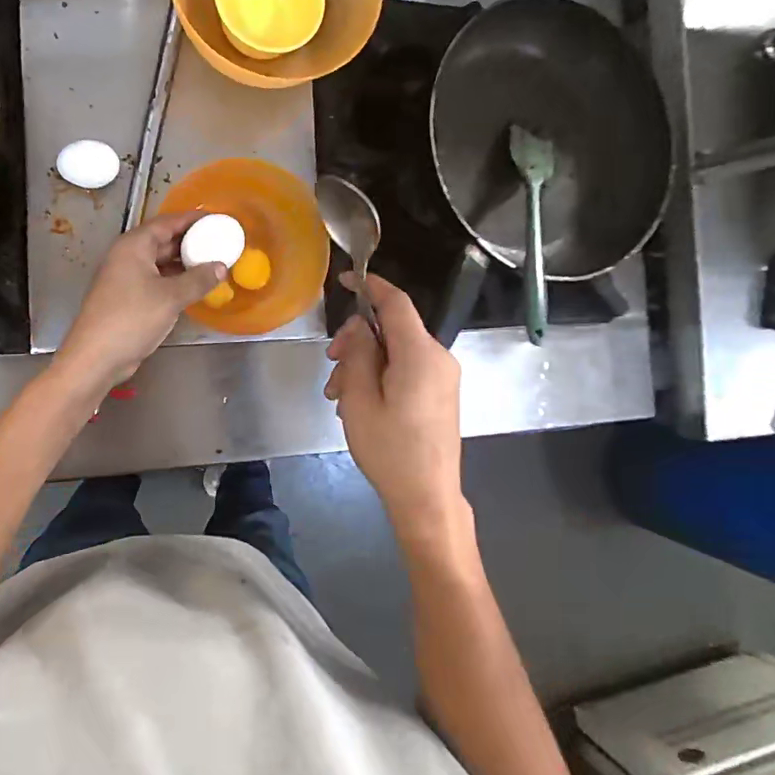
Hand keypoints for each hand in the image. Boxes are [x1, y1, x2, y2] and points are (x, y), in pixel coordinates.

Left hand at [54, 212, 225, 390]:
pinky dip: (173, 281)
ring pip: (158, 263)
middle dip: (190, 242)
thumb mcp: (171, 297)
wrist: (96, 356)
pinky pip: (154, 281)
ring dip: (183, 264)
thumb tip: (221, 267)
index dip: (192, 219)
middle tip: (219, 243)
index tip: (217, 218)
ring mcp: (124, 278)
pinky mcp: (125, 298)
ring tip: (212, 265)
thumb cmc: (131, 319)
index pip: (166, 222)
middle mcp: (126, 256)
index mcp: (133, 246)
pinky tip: (192, 288)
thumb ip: (198, 279)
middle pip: (162, 241)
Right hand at [324, 272, 469, 541]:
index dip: (371, 287)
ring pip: (395, 352)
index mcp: (420, 355)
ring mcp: (442, 377)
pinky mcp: (440, 393)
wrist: (426, 496)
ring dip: (363, 365)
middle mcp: (438, 358)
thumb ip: (358, 354)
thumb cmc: (389, 449)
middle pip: (392, 330)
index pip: (396, 304)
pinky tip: (360, 404)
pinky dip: (379, 376)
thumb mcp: (359, 399)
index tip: (346, 279)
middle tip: (331, 370)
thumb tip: (358, 328)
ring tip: (340, 398)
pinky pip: (405, 369)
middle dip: (356, 342)